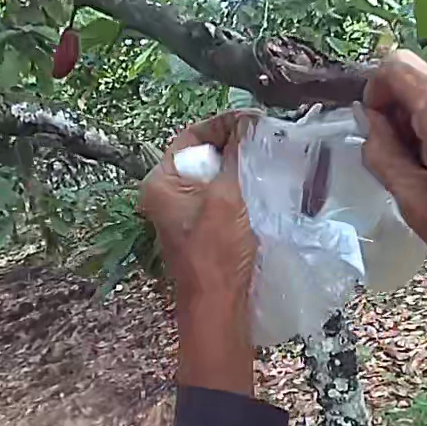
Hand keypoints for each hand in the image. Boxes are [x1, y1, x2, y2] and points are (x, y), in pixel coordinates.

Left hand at [139, 112, 256, 394]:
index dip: (221, 124)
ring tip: (266, 155)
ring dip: (236, 166)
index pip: (189, 136)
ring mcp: (181, 214)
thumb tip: (247, 124)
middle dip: (231, 144)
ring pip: (210, 177)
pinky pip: (216, 196)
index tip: (252, 120)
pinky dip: (236, 187)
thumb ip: (235, 156)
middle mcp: (164, 195)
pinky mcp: (198, 229)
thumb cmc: (217, 250)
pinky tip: (259, 183)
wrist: (217, 305)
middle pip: (199, 156)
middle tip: (263, 136)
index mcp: (160, 183)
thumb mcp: (228, 196)